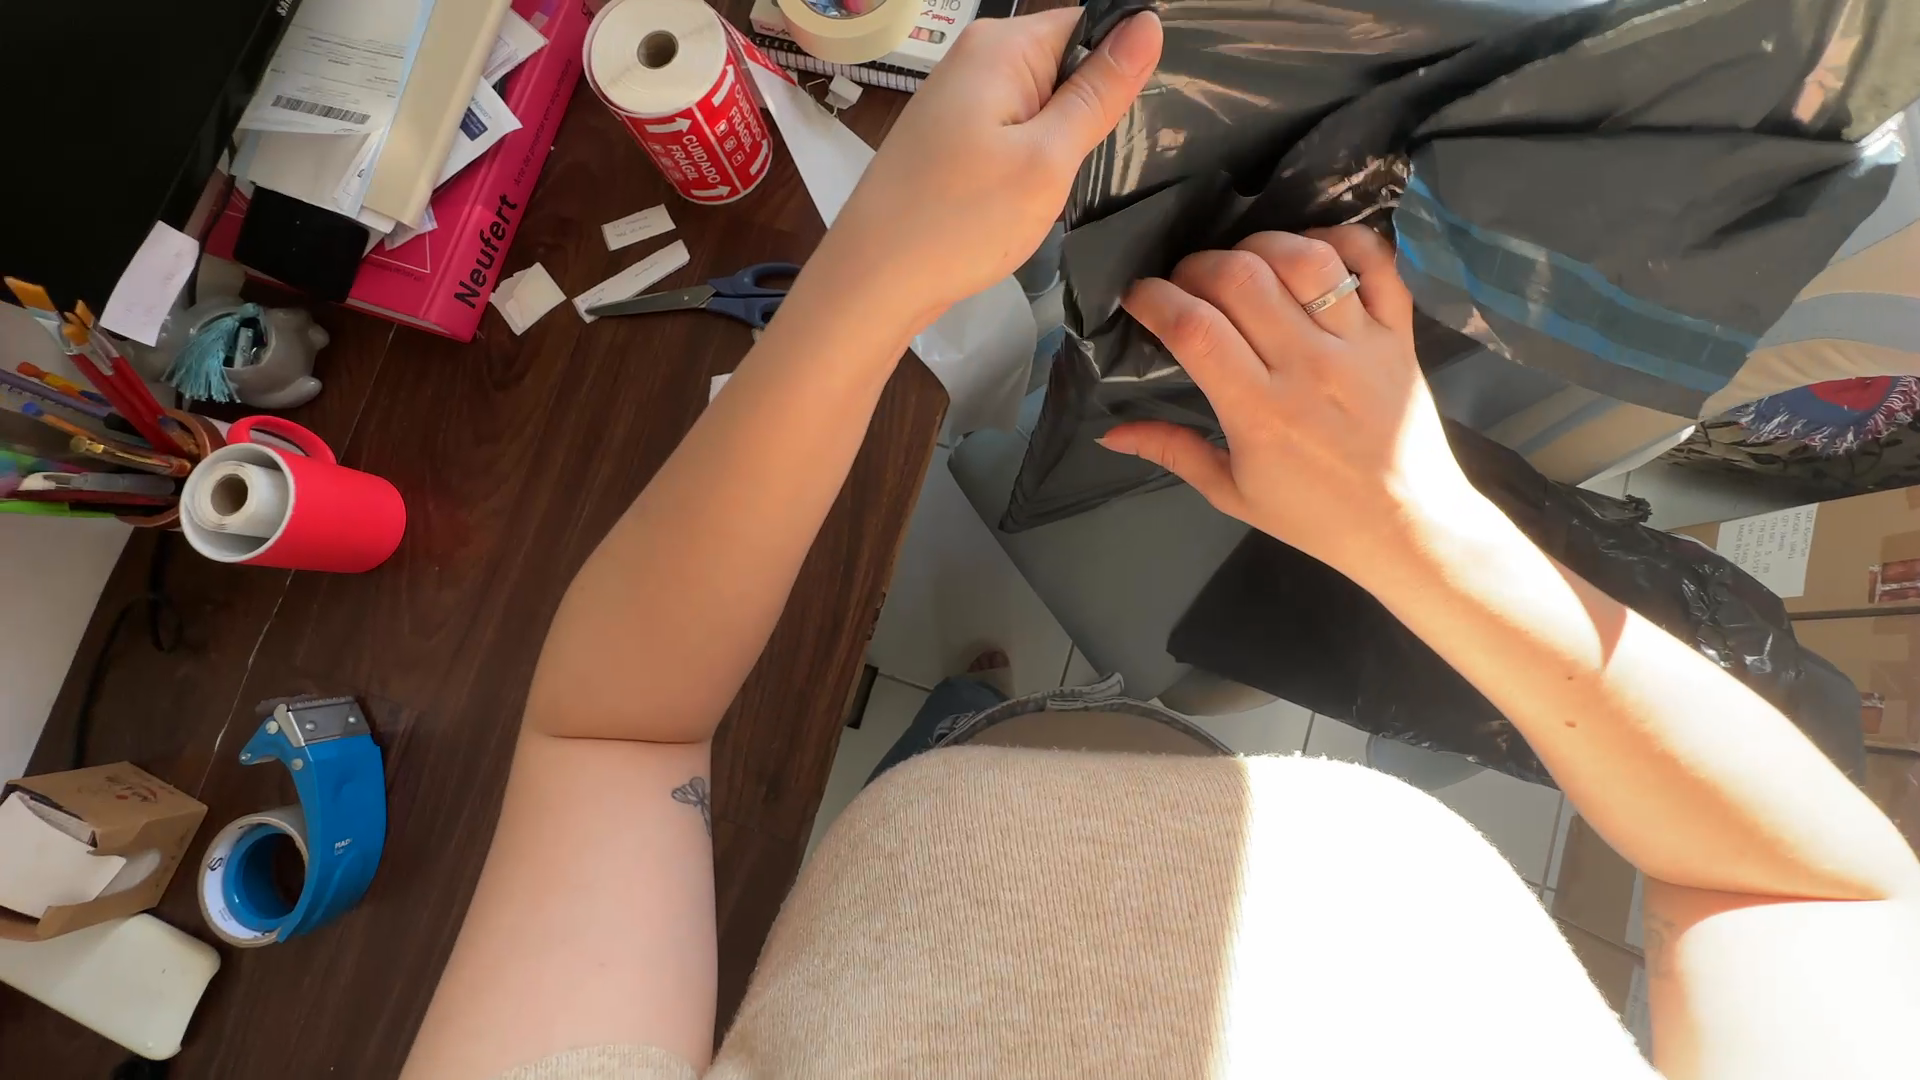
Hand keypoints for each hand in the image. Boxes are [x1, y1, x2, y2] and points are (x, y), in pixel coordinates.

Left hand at [816, 8, 1161, 329]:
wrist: (875, 280)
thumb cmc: (961, 222)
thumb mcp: (1046, 160)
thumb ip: (1097, 94)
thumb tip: (1149, 23)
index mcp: (1000, 47)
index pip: (1085, 25)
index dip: (1119, 66)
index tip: (1142, 119)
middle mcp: (974, 62)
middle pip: (1060, 67)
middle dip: (1088, 113)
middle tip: (1109, 164)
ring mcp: (956, 107)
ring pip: (1035, 110)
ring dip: (1058, 146)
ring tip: (1067, 187)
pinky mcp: (948, 147)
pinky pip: (1007, 140)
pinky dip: (1027, 166)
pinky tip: (1031, 200)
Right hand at [1097, 228, 1481, 581]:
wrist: (1405, 524)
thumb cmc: (1309, 514)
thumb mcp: (1228, 491)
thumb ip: (1170, 452)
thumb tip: (1109, 433)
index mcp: (1258, 412)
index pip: (1195, 330)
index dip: (1155, 300)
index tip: (1137, 297)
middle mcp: (1308, 366)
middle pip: (1241, 279)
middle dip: (1195, 267)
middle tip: (1182, 284)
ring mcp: (1359, 343)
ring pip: (1303, 258)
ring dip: (1257, 246)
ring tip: (1238, 265)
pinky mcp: (1399, 332)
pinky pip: (1373, 261)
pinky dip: (1335, 239)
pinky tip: (1304, 253)